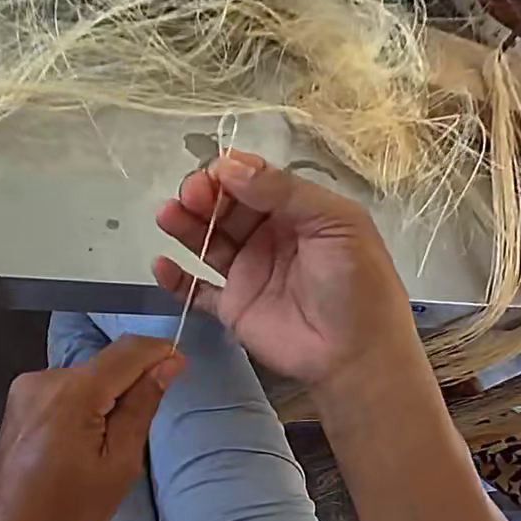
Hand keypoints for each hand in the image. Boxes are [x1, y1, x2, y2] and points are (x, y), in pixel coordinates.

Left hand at [0, 335, 184, 520]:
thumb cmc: (69, 509)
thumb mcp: (120, 462)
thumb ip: (142, 406)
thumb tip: (167, 365)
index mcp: (73, 394)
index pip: (127, 351)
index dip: (159, 352)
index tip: (181, 366)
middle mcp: (45, 379)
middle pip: (107, 362)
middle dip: (133, 382)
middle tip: (142, 427)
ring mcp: (28, 387)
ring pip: (89, 375)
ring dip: (110, 395)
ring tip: (109, 441)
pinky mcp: (21, 398)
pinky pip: (69, 387)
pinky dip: (87, 402)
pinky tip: (86, 439)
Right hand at [153, 150, 421, 390]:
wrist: (355, 355)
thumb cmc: (357, 285)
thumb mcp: (335, 223)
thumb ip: (286, 191)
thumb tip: (230, 165)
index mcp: (299, 213)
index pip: (255, 183)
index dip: (232, 175)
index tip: (215, 175)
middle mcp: (271, 238)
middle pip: (226, 207)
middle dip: (204, 195)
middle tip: (191, 196)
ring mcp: (250, 273)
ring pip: (208, 241)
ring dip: (185, 226)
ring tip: (169, 215)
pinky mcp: (235, 308)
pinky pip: (199, 290)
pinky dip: (177, 279)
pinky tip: (162, 265)